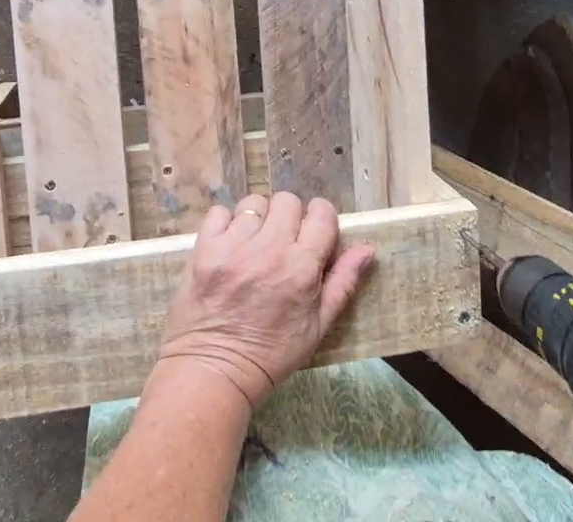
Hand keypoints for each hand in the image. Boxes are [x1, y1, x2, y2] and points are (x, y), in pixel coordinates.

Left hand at [156, 192, 375, 409]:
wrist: (214, 371)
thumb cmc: (272, 354)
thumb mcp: (318, 326)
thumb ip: (343, 283)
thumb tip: (367, 249)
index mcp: (301, 268)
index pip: (321, 214)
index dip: (321, 219)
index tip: (314, 234)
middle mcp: (269, 250)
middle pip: (287, 201)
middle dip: (290, 217)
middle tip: (282, 241)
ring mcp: (234, 247)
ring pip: (254, 204)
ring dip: (258, 219)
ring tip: (254, 243)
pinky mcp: (204, 249)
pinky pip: (219, 212)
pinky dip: (226, 224)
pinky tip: (229, 246)